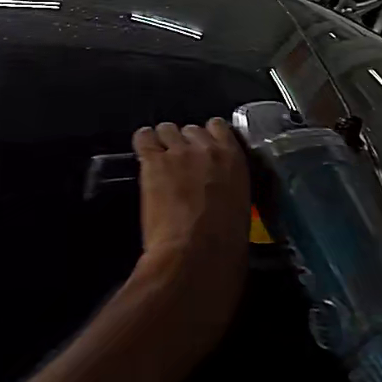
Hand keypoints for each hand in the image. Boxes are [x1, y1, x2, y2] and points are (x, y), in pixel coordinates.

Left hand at [128, 120, 251, 331]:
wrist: (196, 255)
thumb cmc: (224, 246)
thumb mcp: (239, 210)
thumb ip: (228, 190)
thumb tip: (220, 198)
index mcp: (234, 160)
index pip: (218, 127)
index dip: (206, 137)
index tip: (200, 150)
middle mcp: (206, 149)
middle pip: (190, 129)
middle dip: (184, 143)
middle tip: (179, 164)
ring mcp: (178, 152)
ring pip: (166, 129)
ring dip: (163, 143)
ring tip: (159, 161)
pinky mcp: (154, 161)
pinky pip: (144, 138)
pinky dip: (143, 143)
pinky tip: (142, 153)